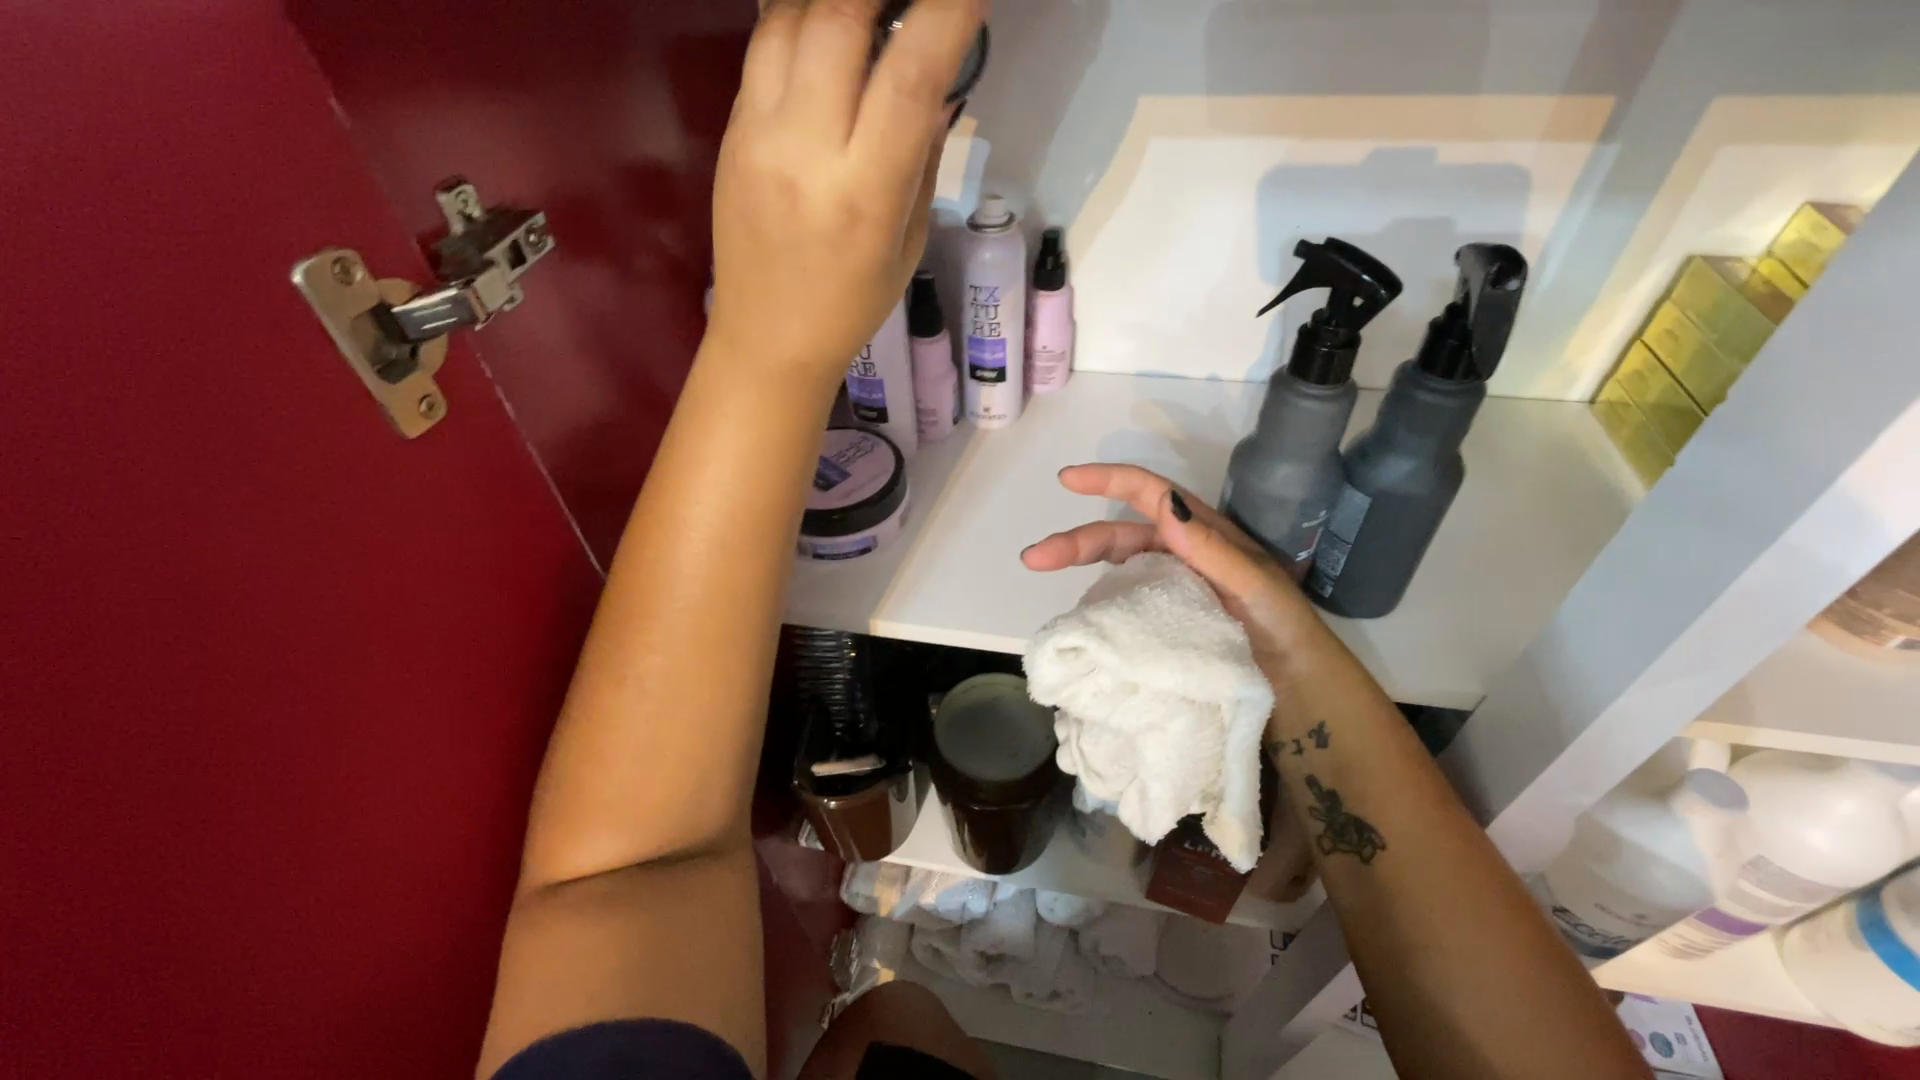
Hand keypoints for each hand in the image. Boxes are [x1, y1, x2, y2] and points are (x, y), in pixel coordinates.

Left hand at [706, 0, 981, 385]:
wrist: (765, 338)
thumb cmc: (850, 305)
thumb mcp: (907, 242)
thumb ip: (924, 160)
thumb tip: (939, 87)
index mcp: (863, 193)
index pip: (908, 76)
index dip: (945, 15)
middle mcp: (804, 150)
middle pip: (838, 19)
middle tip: (912, 0)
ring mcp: (757, 134)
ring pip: (789, 18)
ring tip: (868, 8)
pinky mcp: (729, 130)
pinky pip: (762, 47)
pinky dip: (798, 16)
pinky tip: (826, 21)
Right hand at [1021, 464, 1339, 689]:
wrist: (1299, 690)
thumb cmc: (1284, 630)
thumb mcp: (1255, 585)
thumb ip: (1212, 549)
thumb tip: (1163, 505)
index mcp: (1202, 534)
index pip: (1150, 495)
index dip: (1109, 481)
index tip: (1067, 481)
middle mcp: (1181, 556)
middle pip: (1120, 535)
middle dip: (1077, 539)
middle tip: (1035, 557)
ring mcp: (1171, 591)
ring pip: (1117, 568)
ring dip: (1081, 567)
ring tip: (1046, 578)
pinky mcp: (1164, 624)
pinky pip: (1124, 604)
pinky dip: (1097, 602)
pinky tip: (1079, 615)